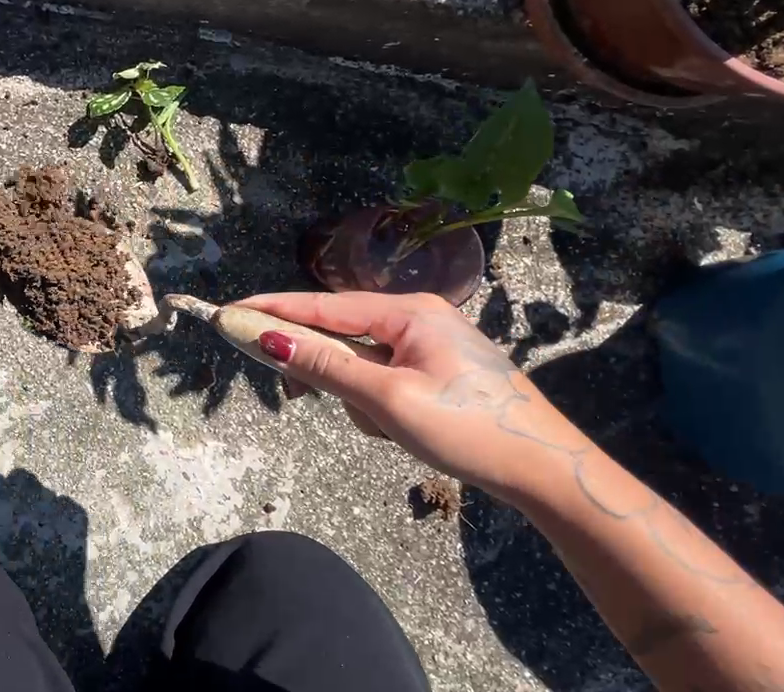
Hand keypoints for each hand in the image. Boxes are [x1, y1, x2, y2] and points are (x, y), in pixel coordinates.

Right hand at [238, 291, 591, 502]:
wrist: (556, 477)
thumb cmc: (471, 432)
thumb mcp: (387, 401)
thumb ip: (324, 366)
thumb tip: (267, 338)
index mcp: (408, 312)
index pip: (321, 305)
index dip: (271, 309)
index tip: (228, 312)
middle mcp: (418, 316)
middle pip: (339, 330)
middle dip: (322, 364)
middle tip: (301, 389)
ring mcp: (431, 342)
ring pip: (360, 358)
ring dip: (355, 390)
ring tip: (383, 425)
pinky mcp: (439, 368)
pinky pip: (382, 373)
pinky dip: (375, 397)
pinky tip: (399, 425)